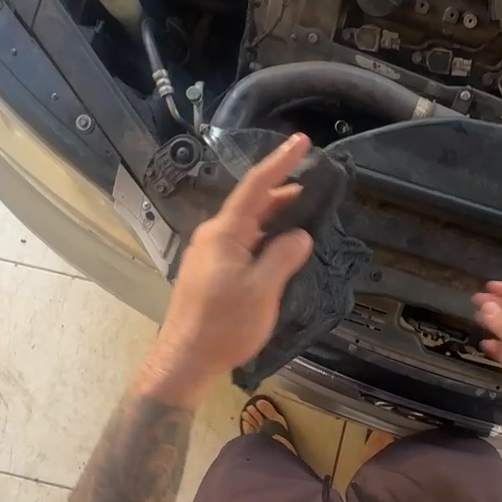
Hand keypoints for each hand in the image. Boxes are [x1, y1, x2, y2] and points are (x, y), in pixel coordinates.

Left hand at [139, 134, 315, 404]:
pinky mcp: (209, 273)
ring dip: (276, 220)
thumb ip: (283, 256)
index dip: (281, 162)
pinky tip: (282, 251)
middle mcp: (213, 236)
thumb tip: (300, 235)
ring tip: (307, 220)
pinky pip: (243, 245)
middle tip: (317, 191)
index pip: (257, 187)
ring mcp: (209, 255)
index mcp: (225, 233)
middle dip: (285, 194)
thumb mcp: (262, 290)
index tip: (303, 141)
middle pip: (253, 205)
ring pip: (248, 226)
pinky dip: (265, 240)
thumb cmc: (223, 325)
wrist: (184, 360)